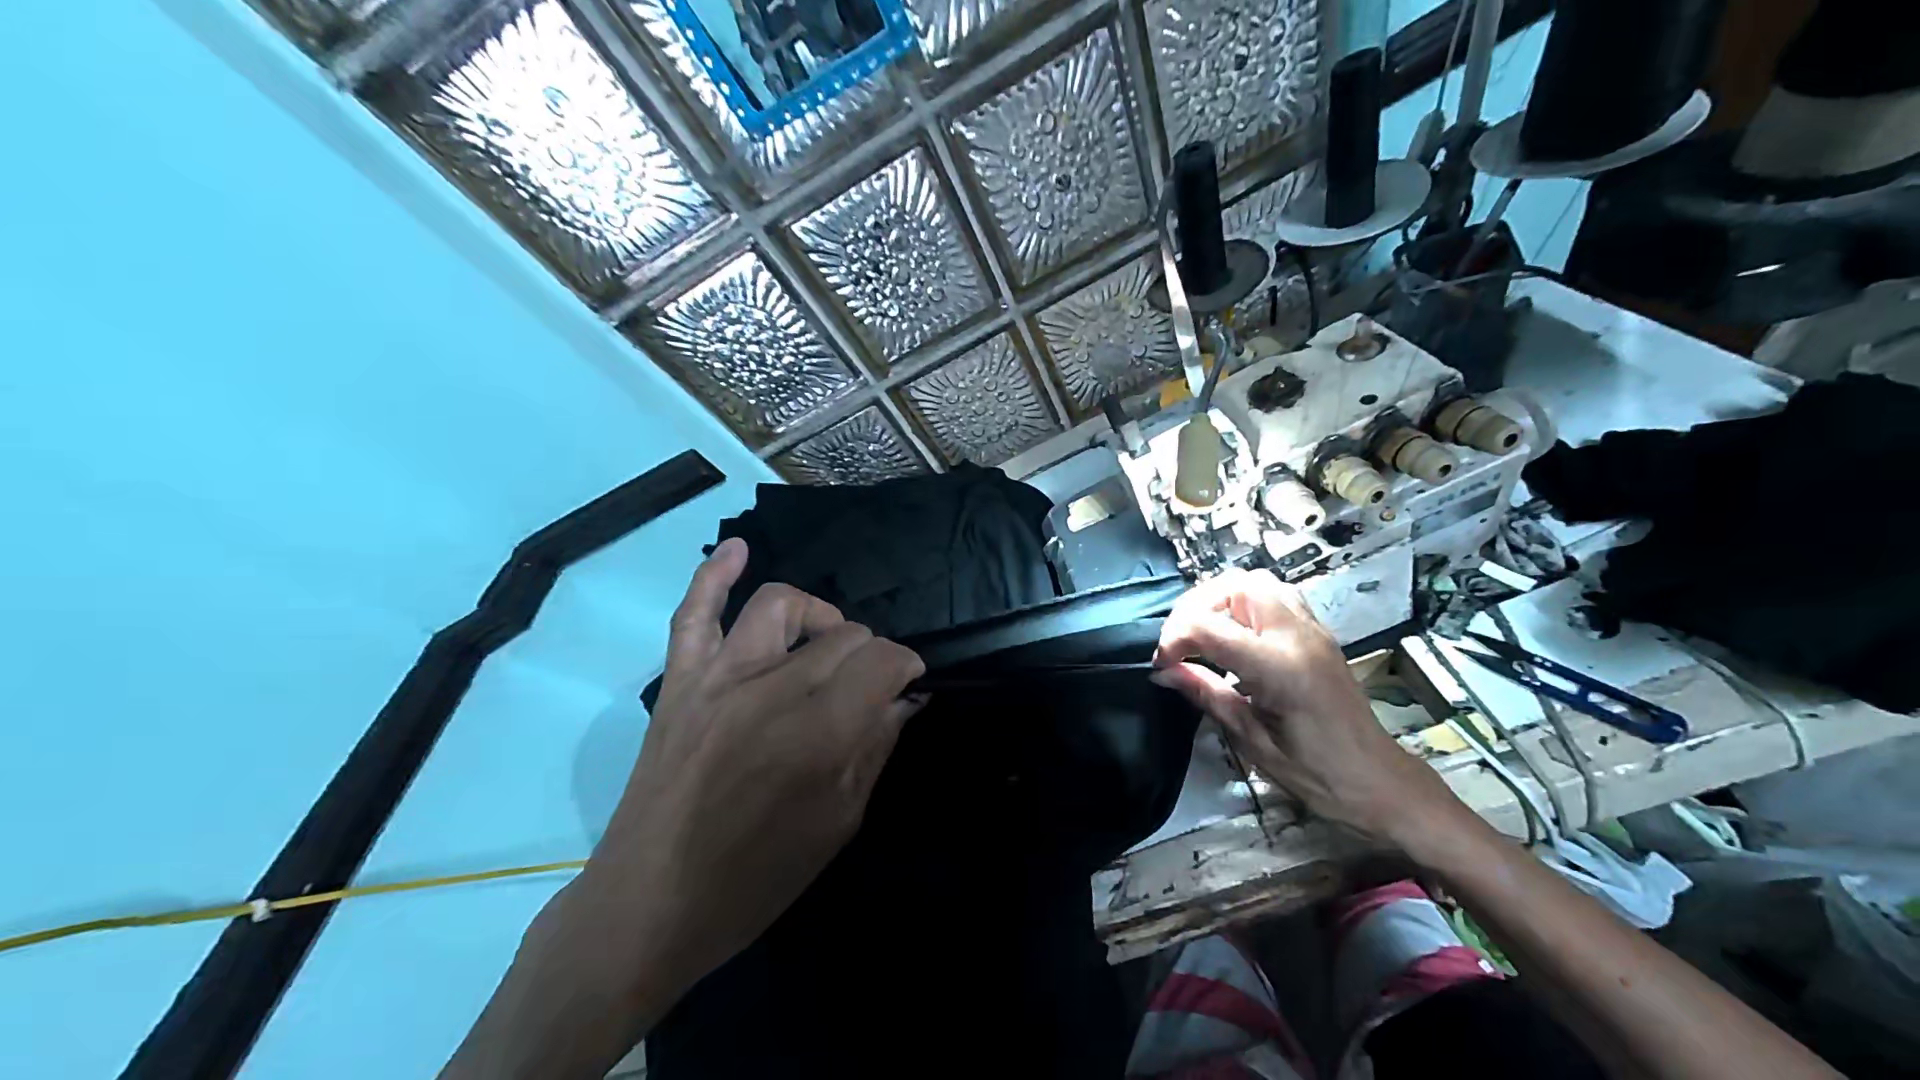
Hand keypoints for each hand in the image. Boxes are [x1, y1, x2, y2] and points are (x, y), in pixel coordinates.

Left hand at [585, 537, 927, 1009]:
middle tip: (871, 685)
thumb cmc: (754, 881)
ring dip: (820, 616)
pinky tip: (737, 549)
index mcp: (819, 734)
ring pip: (782, 606)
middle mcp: (772, 690)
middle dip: (872, 654)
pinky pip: (694, 613)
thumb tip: (904, 700)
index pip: (883, 662)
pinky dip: (714, 574)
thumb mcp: (837, 826)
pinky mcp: (680, 682)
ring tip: (828, 643)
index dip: (907, 667)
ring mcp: (718, 679)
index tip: (909, 684)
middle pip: (843, 635)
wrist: (648, 905)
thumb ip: (875, 750)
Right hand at [1150, 567, 1465, 847]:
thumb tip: (1162, 672)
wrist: (1379, 781)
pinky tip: (1232, 633)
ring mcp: (1311, 629)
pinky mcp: (1316, 632)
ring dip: (1220, 600)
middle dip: (1194, 608)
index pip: (1209, 626)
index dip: (1174, 639)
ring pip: (1256, 583)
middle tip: (1180, 644)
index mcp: (1280, 666)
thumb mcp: (1252, 740)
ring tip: (1201, 634)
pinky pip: (1274, 595)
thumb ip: (1207, 694)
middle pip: (1234, 587)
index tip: (1162, 665)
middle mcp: (1297, 635)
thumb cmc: (1317, 774)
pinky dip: (1243, 602)